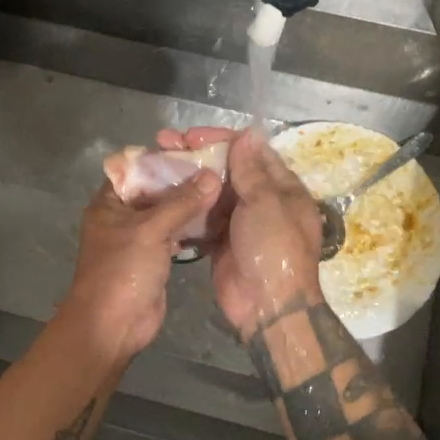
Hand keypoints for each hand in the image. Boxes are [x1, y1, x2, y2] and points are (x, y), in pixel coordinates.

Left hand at [62, 170, 221, 364]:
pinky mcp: (155, 257)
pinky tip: (219, 217)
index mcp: (110, 201)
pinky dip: (193, 226)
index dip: (163, 157)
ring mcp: (139, 237)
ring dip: (192, 203)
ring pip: (168, 212)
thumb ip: (181, 202)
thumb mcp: (150, 230)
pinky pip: (176, 234)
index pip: (136, 167)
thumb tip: (212, 176)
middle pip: (156, 189)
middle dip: (184, 180)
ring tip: (225, 187)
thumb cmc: (122, 271)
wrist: (113, 326)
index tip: (196, 148)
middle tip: (220, 166)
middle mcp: (123, 215)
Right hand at [158, 127, 323, 340]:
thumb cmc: (273, 248)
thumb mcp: (266, 203)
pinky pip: (202, 215)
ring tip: (157, 163)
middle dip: (198, 155)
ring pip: (211, 191)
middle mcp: (262, 200)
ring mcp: (240, 221)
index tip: (191, 135)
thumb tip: (247, 133)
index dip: (222, 139)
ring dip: (187, 177)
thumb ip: (251, 169)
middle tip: (166, 145)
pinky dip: (185, 203)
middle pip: (228, 169)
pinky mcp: (221, 239)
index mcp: (282, 187)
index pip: (251, 151)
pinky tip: (161, 193)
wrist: (267, 306)